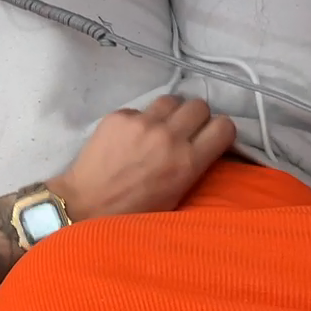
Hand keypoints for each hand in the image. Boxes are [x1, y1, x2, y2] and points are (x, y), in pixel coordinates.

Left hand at [50, 96, 237, 218]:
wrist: (85, 204)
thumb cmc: (134, 211)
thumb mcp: (176, 196)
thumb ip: (193, 166)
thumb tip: (204, 145)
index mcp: (188, 162)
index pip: (224, 126)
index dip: (219, 130)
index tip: (210, 136)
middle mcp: (169, 136)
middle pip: (199, 105)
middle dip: (195, 117)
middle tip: (184, 131)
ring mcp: (142, 122)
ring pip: (171, 100)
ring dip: (169, 112)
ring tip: (159, 128)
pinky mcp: (119, 115)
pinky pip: (140, 108)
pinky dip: (139, 119)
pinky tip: (129, 136)